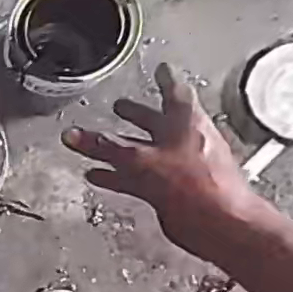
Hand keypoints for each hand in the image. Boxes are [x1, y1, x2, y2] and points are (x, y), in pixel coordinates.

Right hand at [64, 63, 273, 263]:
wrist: (219, 223)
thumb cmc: (195, 184)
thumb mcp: (140, 159)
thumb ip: (105, 147)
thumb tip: (73, 135)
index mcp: (185, 121)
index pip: (174, 90)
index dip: (165, 78)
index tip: (160, 68)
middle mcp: (184, 139)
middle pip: (155, 121)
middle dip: (137, 114)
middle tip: (120, 106)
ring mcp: (180, 165)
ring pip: (143, 151)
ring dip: (123, 147)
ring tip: (101, 142)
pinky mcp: (172, 189)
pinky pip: (139, 177)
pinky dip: (119, 176)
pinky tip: (100, 177)